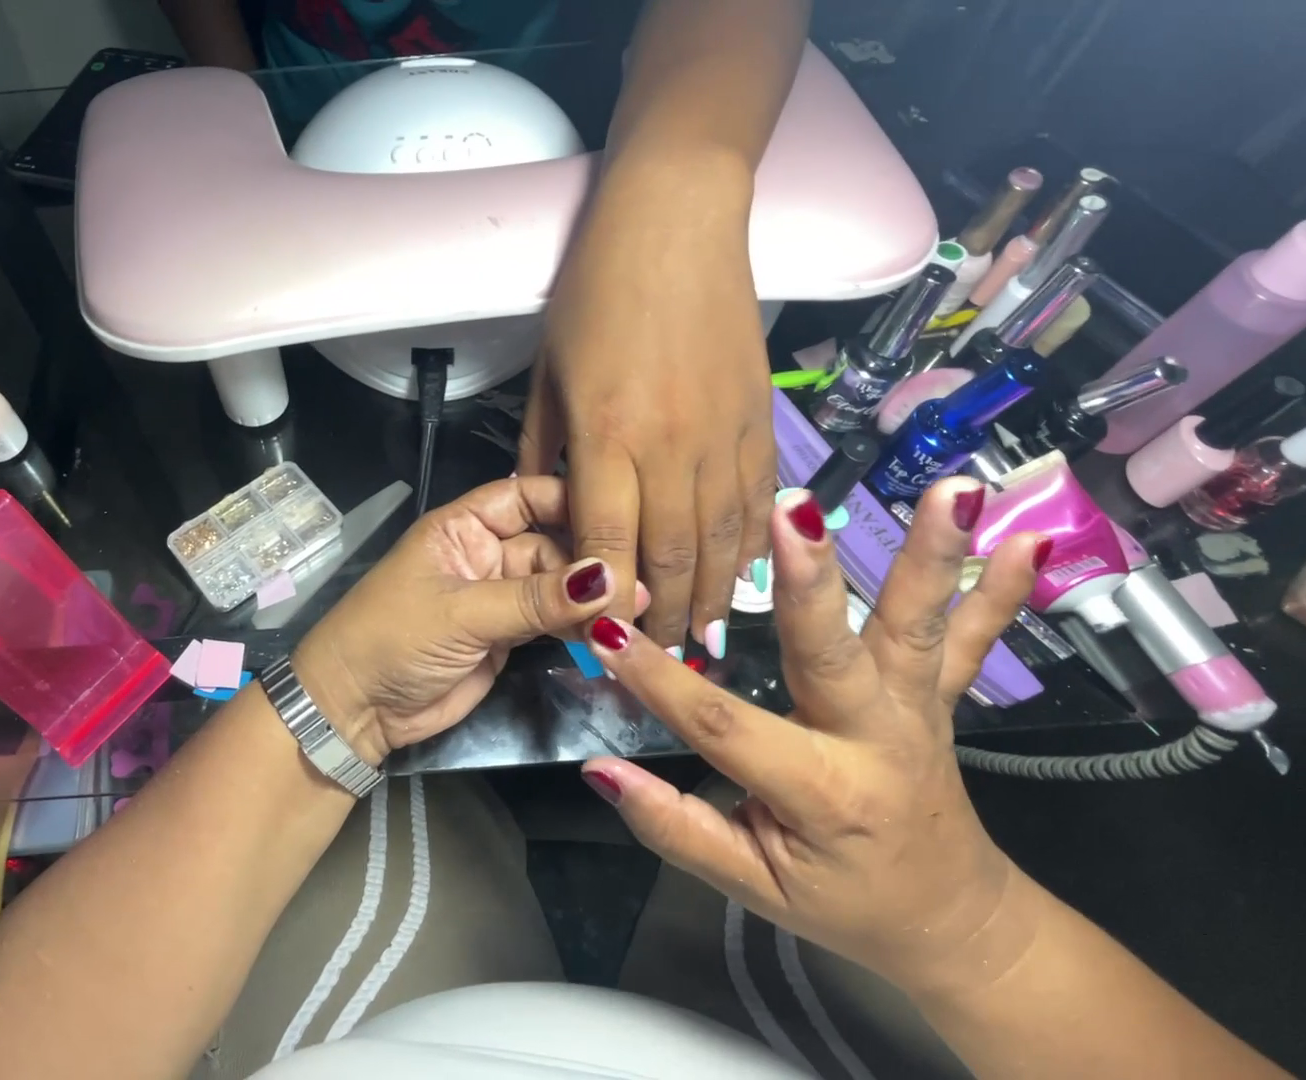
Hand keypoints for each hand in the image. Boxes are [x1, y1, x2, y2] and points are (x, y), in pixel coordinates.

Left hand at [292, 476, 647, 767]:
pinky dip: (579, 627)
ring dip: (591, 598)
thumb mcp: (460, 613)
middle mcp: (485, 553)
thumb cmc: (392, 639)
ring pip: (556, 585)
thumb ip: (533, 598)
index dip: (570, 500)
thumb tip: (607, 578)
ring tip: (636, 609)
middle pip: (550, 543)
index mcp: (461, 526)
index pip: (525, 497)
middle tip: (637, 583)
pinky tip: (613, 632)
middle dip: (590, 561)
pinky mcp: (507, 636)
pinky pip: (551, 621)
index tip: (621, 514)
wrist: (358, 707)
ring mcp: (498, 595)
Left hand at [520, 155, 775, 651]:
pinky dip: (753, 552)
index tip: (602, 640)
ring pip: (723, 542)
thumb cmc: (593, 293)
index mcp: (605, 438)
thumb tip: (544, 505)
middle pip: (669, 557)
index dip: (603, 600)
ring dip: (712, 598)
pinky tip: (746, 582)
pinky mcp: (762, 421)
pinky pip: (759, 503)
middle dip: (661, 617)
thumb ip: (543, 449)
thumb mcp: (546, 374)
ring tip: (701, 640)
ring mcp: (725, 436)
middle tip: (656, 660)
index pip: (603, 542)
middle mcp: (669, 449)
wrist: (676, 220)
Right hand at [575, 477, 1053, 995]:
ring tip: (954, 490)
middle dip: (807, 582)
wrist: (954, 925)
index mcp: (819, 791)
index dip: (656, 678)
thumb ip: (675, 827)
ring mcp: (917, 713)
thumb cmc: (844, 906)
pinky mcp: (940, 701)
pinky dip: (1002, 590)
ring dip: (933, 558)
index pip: (719, 724)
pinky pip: (972, 644)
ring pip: (916, 630)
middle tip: (790, 516)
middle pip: (831, 653)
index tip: (604, 627)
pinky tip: (1034, 538)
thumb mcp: (751, 885)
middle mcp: (875, 740)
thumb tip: (602, 771)